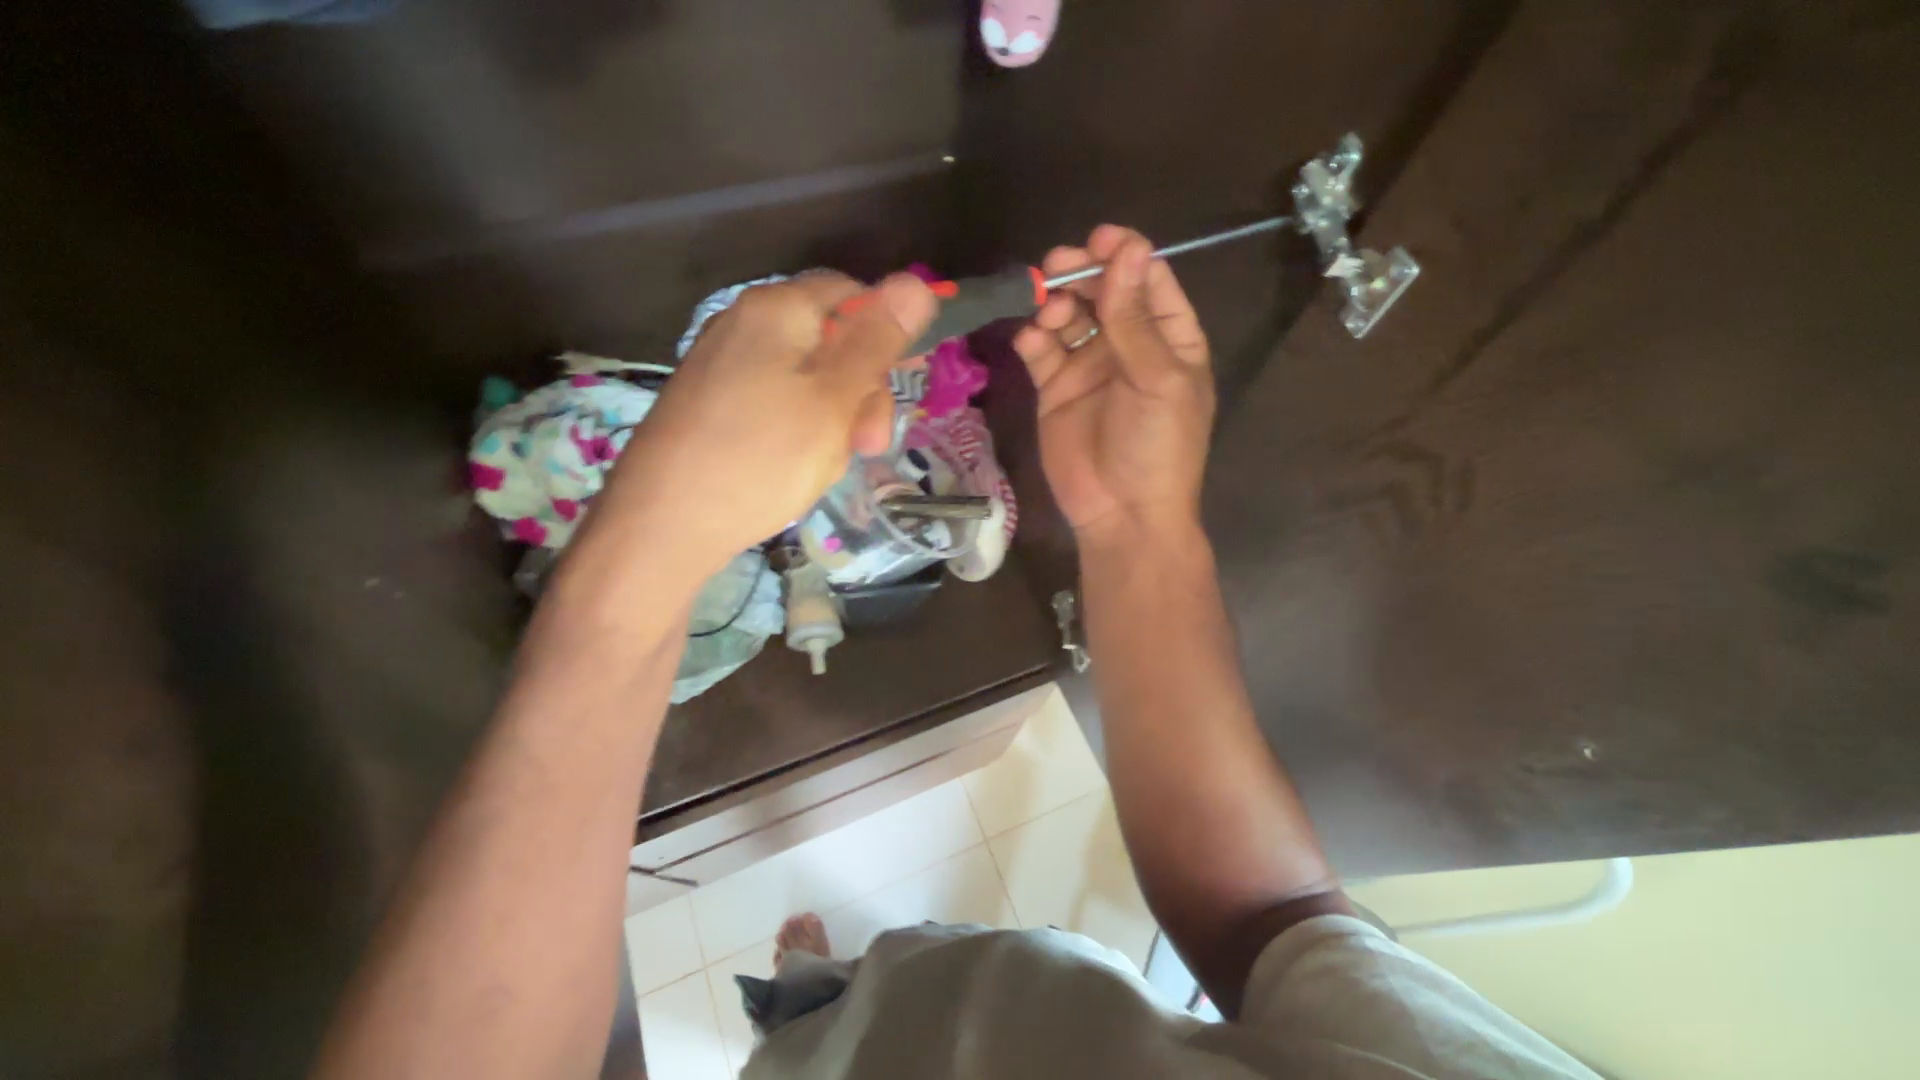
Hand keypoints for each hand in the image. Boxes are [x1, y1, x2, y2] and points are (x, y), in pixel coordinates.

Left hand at [599, 271, 935, 575]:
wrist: (663, 523)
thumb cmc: (761, 457)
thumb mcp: (834, 399)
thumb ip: (877, 341)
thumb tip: (916, 283)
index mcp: (777, 308)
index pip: (852, 294)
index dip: (885, 335)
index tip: (898, 387)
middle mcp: (744, 322)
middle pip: (830, 339)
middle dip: (860, 390)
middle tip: (867, 446)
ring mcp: (722, 363)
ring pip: (805, 379)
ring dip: (832, 418)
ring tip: (824, 467)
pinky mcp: (710, 402)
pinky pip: (773, 402)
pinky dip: (796, 431)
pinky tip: (792, 468)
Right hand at [1013, 225, 1214, 550]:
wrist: (1123, 513)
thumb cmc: (1156, 445)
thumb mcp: (1157, 379)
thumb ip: (1134, 317)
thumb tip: (1129, 247)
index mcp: (1170, 338)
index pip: (1147, 279)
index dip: (1124, 255)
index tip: (1099, 241)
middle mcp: (1129, 345)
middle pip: (1103, 290)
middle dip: (1081, 273)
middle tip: (1057, 266)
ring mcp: (1090, 366)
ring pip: (1069, 315)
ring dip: (1056, 304)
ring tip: (1048, 313)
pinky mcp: (1055, 388)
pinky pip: (1042, 351)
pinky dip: (1033, 338)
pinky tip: (1031, 341)